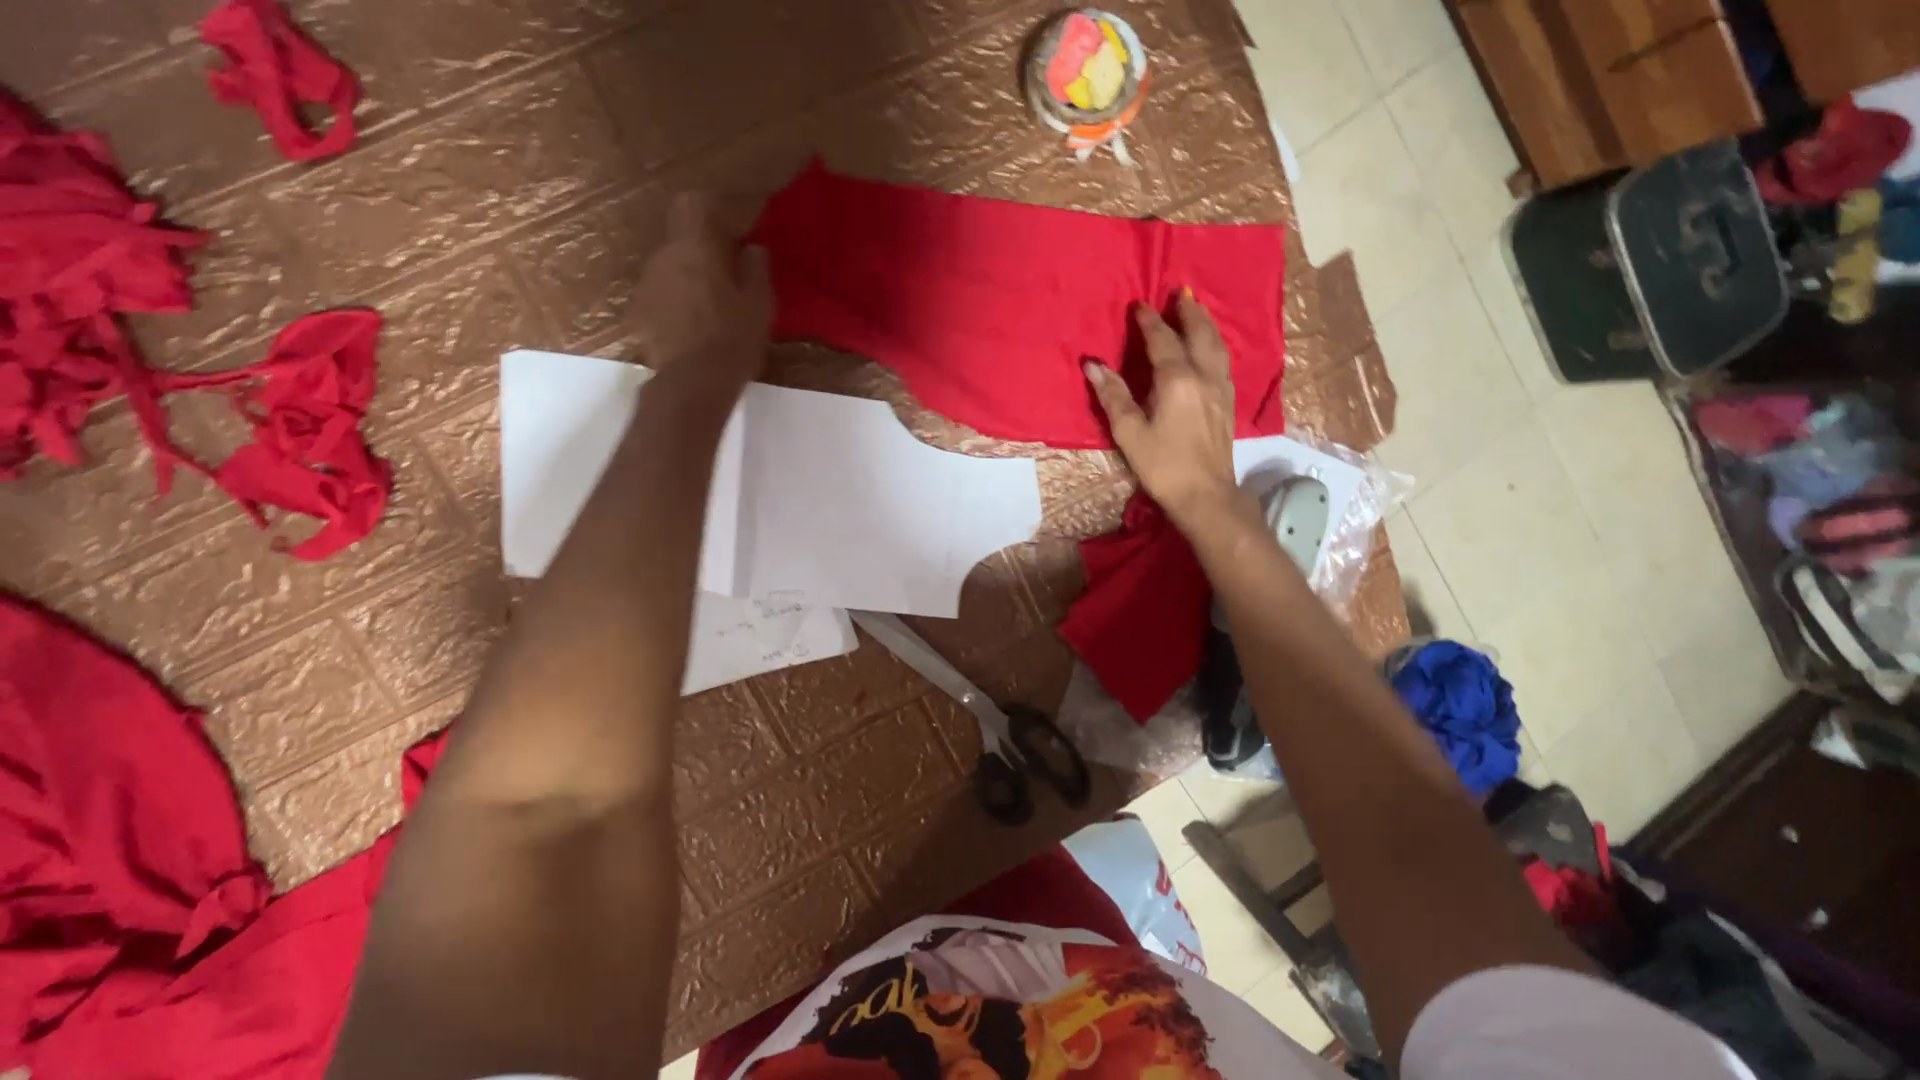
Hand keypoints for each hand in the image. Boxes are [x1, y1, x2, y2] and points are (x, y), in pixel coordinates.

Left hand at [631, 192, 771, 400]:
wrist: (691, 386)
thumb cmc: (732, 340)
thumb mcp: (759, 305)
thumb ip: (756, 269)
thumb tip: (753, 248)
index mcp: (694, 248)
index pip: (691, 203)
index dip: (711, 212)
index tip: (732, 234)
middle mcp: (662, 258)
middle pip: (681, 239)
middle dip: (703, 252)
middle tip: (730, 277)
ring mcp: (645, 286)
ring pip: (670, 268)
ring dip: (689, 278)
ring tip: (712, 308)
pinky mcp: (638, 313)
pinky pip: (660, 295)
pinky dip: (675, 302)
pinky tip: (693, 328)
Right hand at [1085, 292, 1245, 527]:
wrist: (1205, 495)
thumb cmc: (1162, 465)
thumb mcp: (1129, 432)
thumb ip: (1113, 396)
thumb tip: (1093, 365)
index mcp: (1177, 380)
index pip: (1162, 341)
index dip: (1149, 322)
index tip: (1139, 306)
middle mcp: (1204, 377)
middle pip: (1199, 334)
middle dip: (1188, 313)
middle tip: (1179, 294)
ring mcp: (1221, 389)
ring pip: (1217, 346)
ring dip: (1206, 325)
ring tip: (1197, 312)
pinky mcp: (1228, 404)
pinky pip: (1224, 362)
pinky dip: (1216, 346)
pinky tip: (1211, 349)